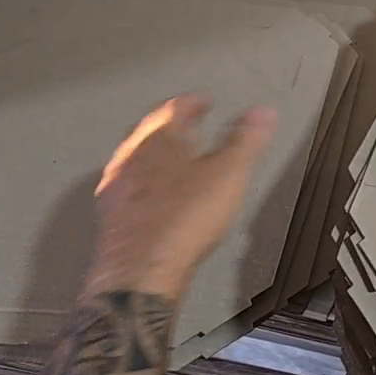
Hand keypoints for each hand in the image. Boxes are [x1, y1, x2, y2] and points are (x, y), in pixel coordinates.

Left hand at [85, 95, 278, 300]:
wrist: (140, 272)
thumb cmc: (185, 218)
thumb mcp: (230, 173)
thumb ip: (247, 140)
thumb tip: (263, 111)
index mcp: (160, 140)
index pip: (174, 108)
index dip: (193, 102)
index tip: (205, 101)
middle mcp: (132, 157)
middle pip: (151, 130)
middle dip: (172, 125)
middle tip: (190, 124)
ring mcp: (117, 187)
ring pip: (138, 158)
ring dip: (158, 154)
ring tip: (177, 158)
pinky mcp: (112, 216)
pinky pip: (131, 187)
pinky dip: (148, 182)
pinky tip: (159, 196)